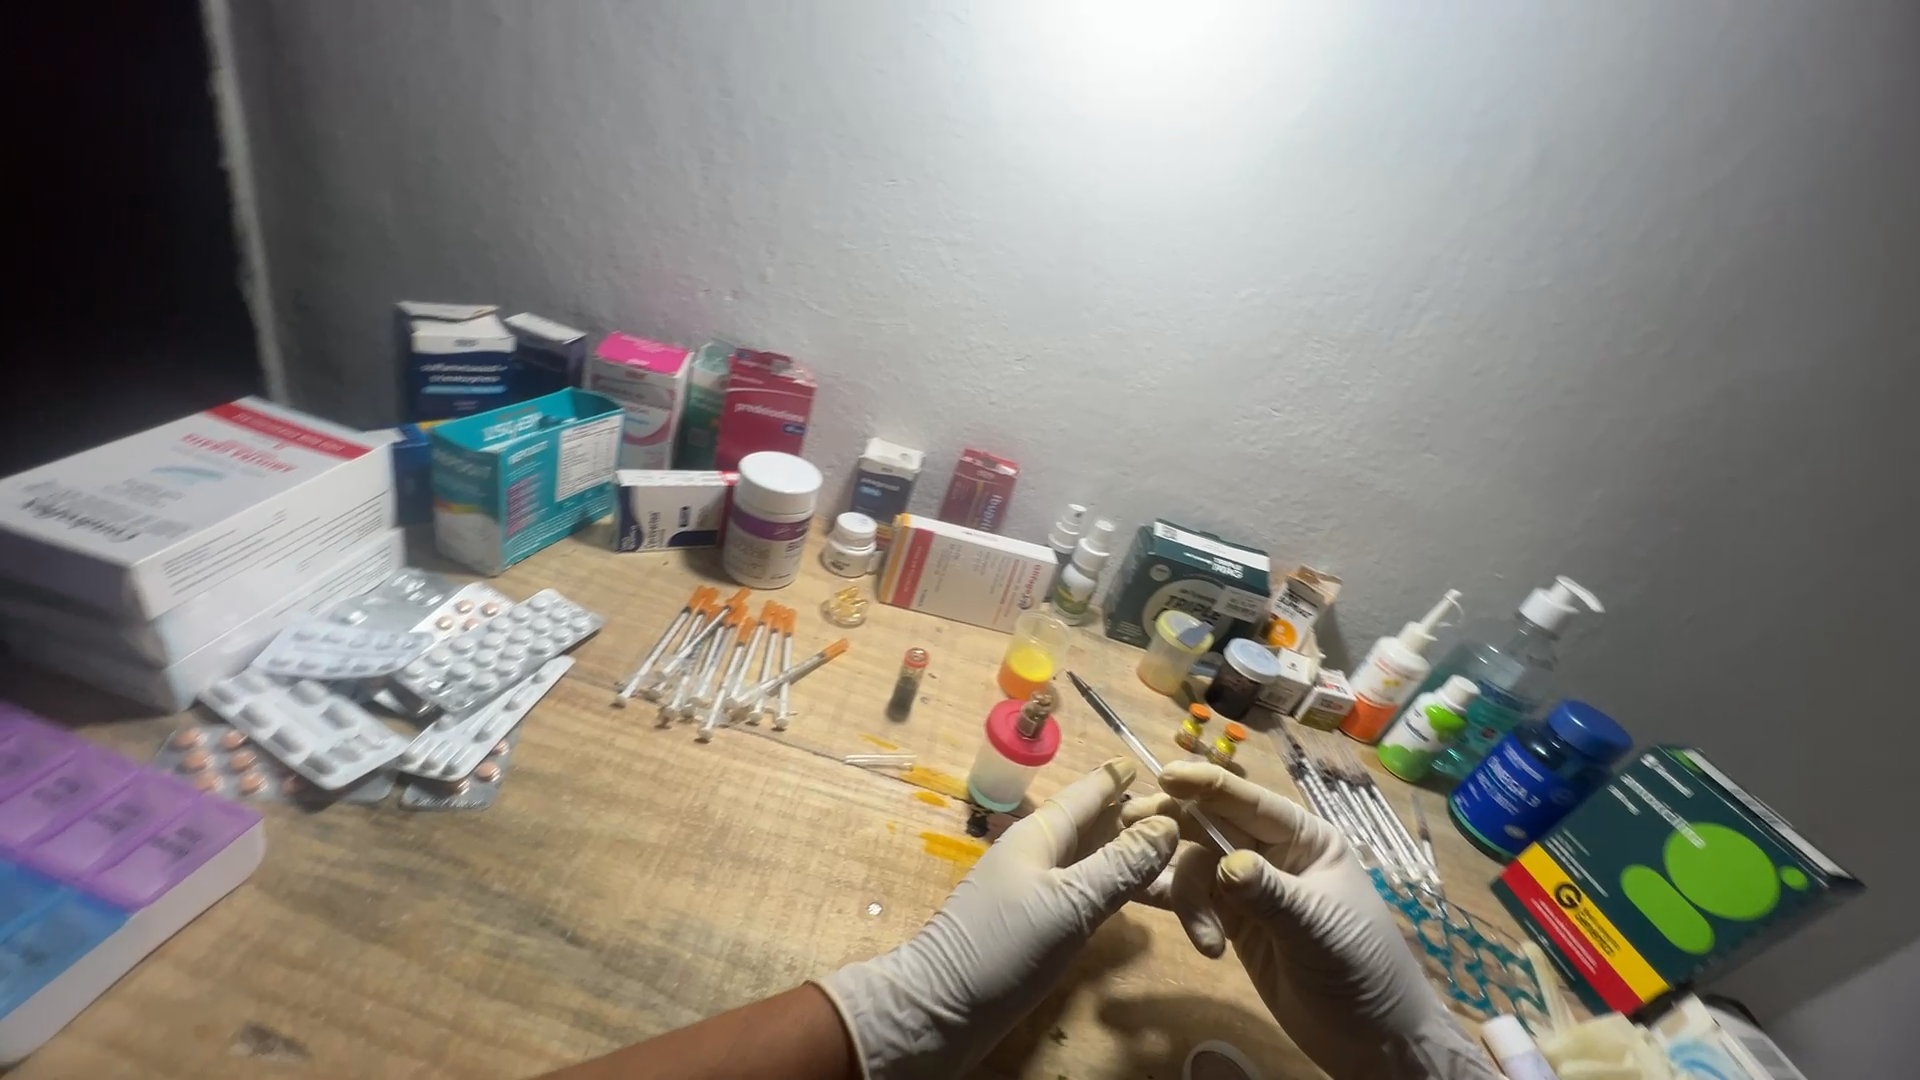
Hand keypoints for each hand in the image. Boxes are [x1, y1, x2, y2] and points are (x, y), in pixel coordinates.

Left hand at [817, 759, 1178, 1079]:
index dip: (1115, 779)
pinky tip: (1136, 898)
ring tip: (1174, 859)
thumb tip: (1165, 824)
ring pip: (1094, 860)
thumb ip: (1118, 865)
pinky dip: (1116, 888)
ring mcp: (1038, 887)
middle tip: (1183, 818)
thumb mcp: (1068, 903)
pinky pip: (1087, 891)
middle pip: (1095, 825)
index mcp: (1042, 832)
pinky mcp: (1039, 922)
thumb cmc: (1003, 944)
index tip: (1141, 762)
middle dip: (1135, 819)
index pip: (1086, 793)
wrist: (942, 1006)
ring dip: (1130, 858)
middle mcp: (1041, 851)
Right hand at [1125, 762, 1500, 1079]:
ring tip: (1207, 941)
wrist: (1374, 1044)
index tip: (1165, 777)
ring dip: (1189, 898)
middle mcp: (1270, 851)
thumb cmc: (1362, 971)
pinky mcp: (1232, 918)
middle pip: (1210, 824)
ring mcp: (1248, 885)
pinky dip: (1181, 910)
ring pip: (1196, 866)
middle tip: (1130, 825)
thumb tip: (1226, 867)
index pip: (1247, 801)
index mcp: (1302, 837)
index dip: (1205, 785)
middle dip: (1173, 826)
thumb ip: (1270, 894)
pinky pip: (1195, 900)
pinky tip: (1176, 924)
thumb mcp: (1319, 929)